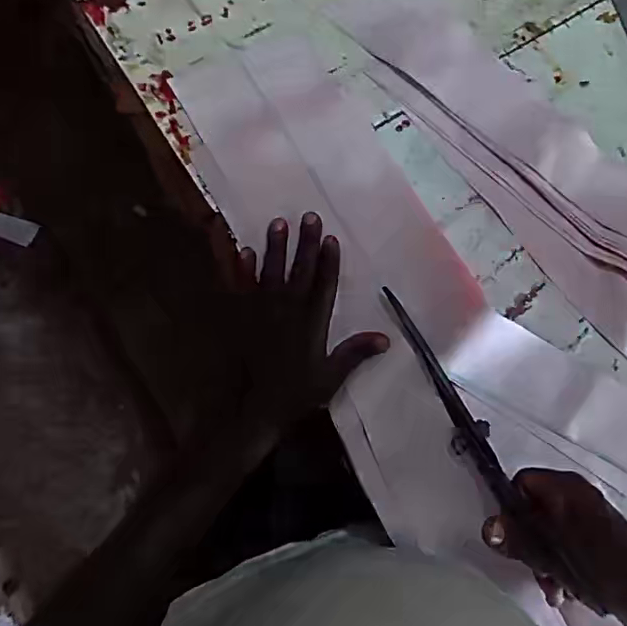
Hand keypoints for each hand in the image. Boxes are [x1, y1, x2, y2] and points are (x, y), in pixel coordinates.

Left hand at [232, 213, 388, 433]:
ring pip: (270, 272)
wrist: (255, 409)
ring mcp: (262, 312)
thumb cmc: (295, 394)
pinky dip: (241, 270)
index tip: (331, 238)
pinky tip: (242, 250)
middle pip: (299, 271)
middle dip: (305, 243)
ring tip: (278, 222)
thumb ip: (354, 354)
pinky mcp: (241, 318)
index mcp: (311, 323)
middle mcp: (288, 311)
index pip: (324, 285)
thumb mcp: (330, 378)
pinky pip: (241, 288)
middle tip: (309, 216)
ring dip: (275, 248)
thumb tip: (386, 339)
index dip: (328, 261)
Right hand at [481, 468, 626, 612]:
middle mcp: (579, 496)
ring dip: (546, 559)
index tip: (511, 539)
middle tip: (535, 570)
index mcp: (568, 489)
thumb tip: (488, 526)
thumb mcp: (555, 558)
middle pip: (534, 508)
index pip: (522, 482)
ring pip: (550, 530)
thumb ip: (519, 539)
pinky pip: (569, 543)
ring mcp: (593, 517)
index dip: (511, 509)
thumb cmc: (606, 573)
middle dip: (530, 542)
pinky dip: (563, 564)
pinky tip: (569, 590)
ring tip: (555, 588)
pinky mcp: (603, 538)